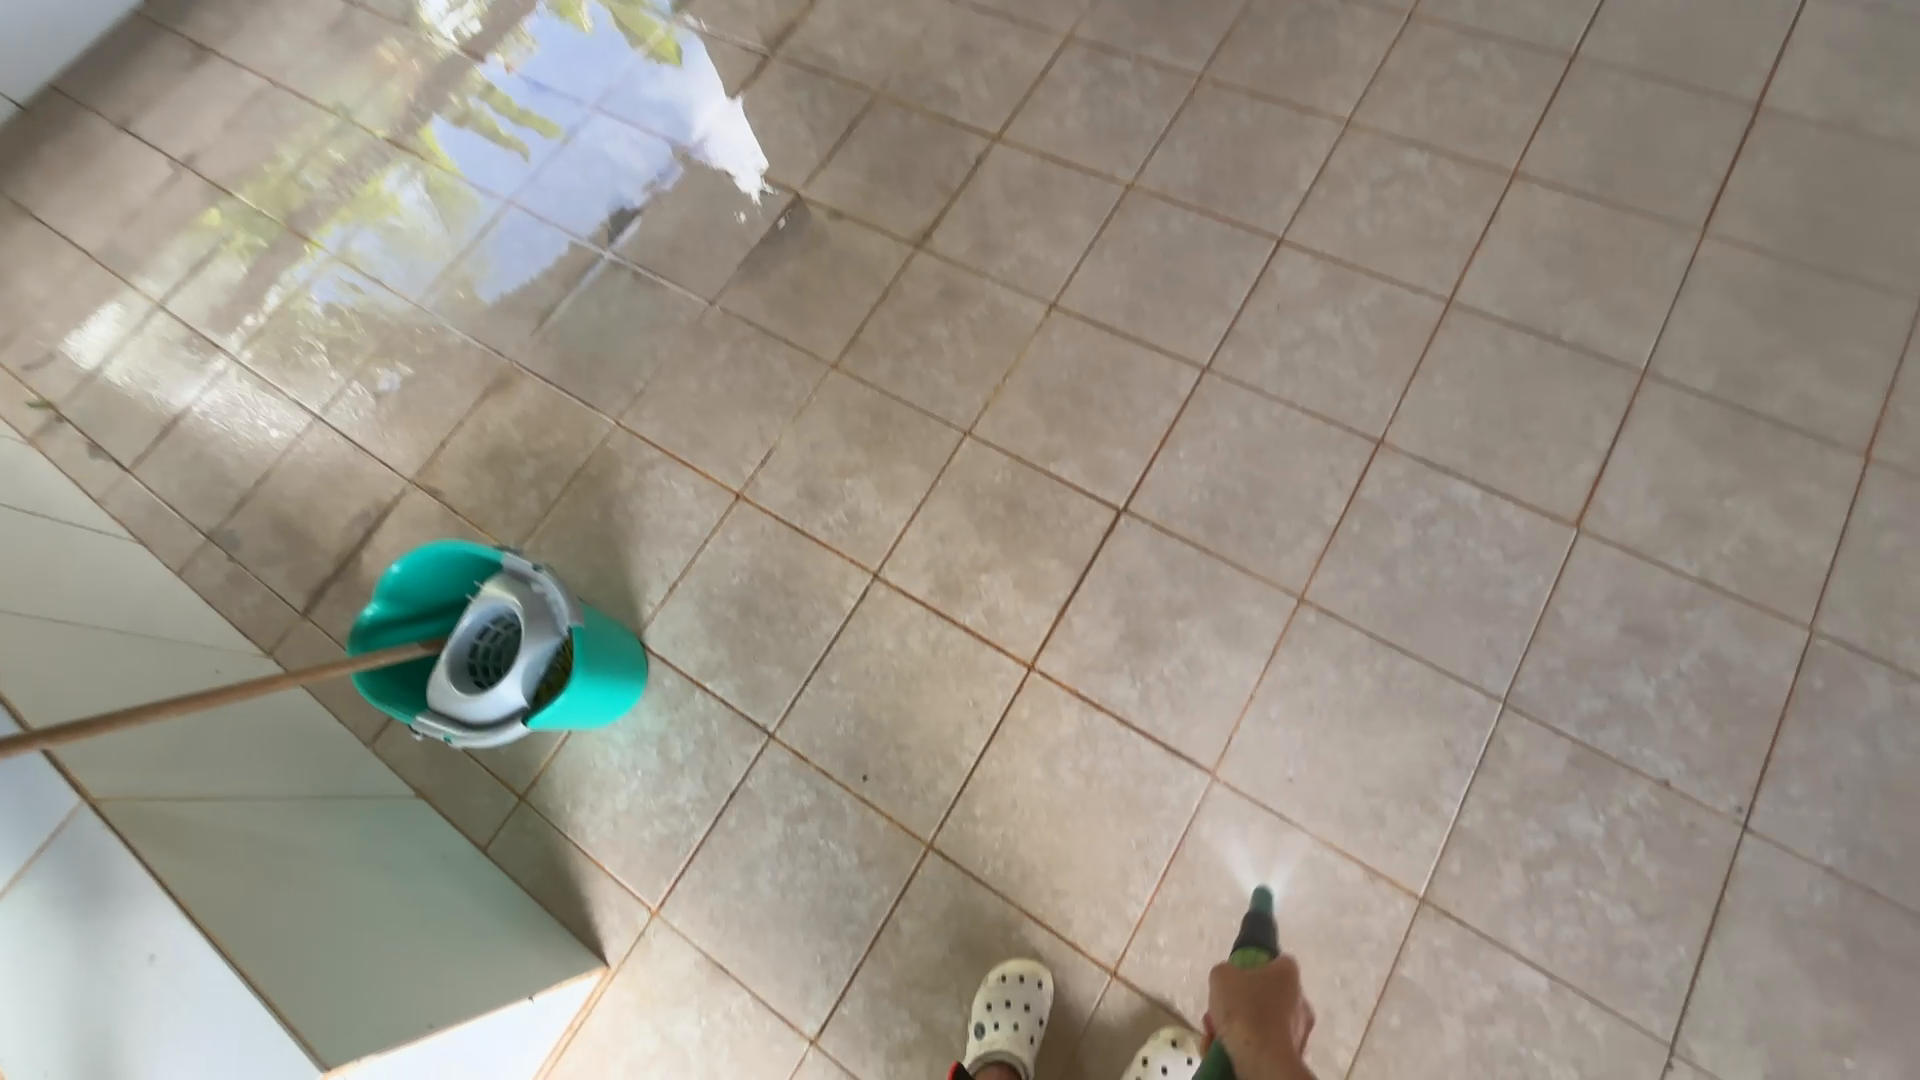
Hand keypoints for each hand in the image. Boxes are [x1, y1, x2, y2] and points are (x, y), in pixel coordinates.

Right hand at [1201, 955, 1317, 1079]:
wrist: (1262, 1060)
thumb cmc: (1244, 1009)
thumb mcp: (1221, 976)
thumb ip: (1226, 972)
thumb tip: (1230, 980)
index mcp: (1288, 975)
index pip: (1279, 961)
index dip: (1257, 964)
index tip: (1240, 973)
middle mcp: (1300, 1001)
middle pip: (1268, 994)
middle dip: (1242, 1001)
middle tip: (1221, 1007)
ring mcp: (1299, 1032)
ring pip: (1264, 1022)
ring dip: (1240, 1024)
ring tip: (1214, 1031)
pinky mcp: (1292, 1056)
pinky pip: (1264, 1044)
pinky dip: (1245, 1044)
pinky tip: (1221, 1046)